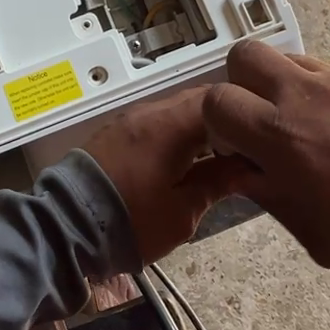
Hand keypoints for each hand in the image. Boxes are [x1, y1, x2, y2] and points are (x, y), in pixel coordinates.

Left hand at [83, 88, 249, 267]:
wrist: (67, 228)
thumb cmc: (130, 222)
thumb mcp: (182, 212)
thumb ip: (216, 183)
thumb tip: (246, 166)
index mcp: (168, 126)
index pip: (217, 101)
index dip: (244, 116)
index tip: (262, 138)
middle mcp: (147, 113)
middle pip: (195, 102)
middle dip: (224, 121)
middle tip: (246, 148)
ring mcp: (127, 121)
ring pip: (174, 112)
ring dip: (198, 127)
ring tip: (220, 156)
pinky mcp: (114, 134)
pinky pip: (154, 123)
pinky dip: (175, 134)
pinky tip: (186, 159)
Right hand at [204, 41, 329, 272]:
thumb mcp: (314, 233)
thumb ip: (270, 196)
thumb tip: (247, 174)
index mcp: (280, 135)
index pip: (216, 99)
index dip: (216, 121)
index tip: (235, 145)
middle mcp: (302, 95)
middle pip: (244, 56)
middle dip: (240, 83)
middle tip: (258, 117)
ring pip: (286, 57)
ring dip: (280, 83)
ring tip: (302, 120)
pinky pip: (326, 71)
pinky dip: (319, 91)